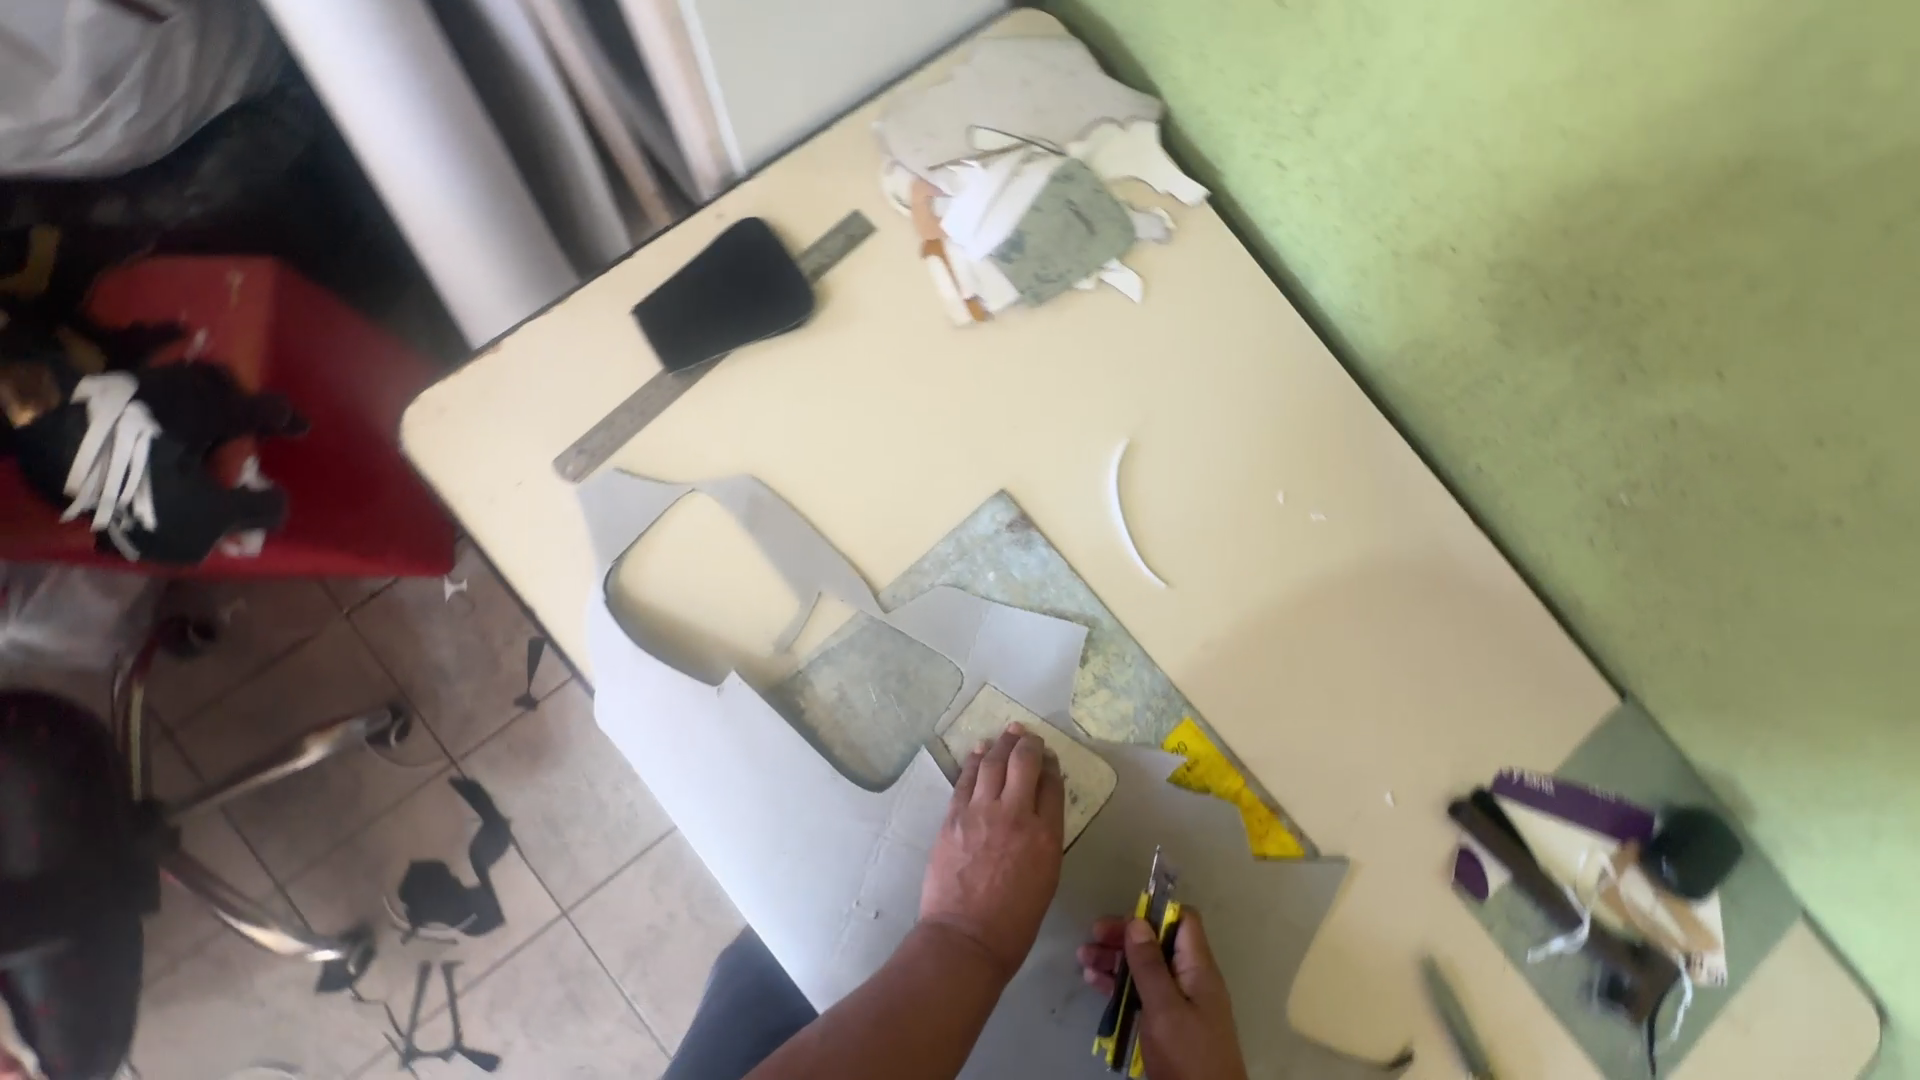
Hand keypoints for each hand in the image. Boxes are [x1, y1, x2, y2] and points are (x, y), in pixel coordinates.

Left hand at [918, 722, 1064, 981]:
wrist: (966, 938)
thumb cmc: (1014, 922)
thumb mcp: (1046, 879)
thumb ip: (1044, 840)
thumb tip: (1036, 815)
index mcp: (1046, 836)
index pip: (1052, 786)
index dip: (1051, 767)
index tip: (1049, 759)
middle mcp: (1016, 815)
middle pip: (1024, 763)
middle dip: (1029, 744)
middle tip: (1028, 735)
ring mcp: (981, 812)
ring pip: (994, 763)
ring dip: (1002, 744)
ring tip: (1008, 732)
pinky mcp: (954, 816)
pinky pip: (967, 779)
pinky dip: (975, 761)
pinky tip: (979, 751)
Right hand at [1077, 909, 1248, 1079]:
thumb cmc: (1188, 1056)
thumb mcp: (1165, 1009)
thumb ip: (1150, 965)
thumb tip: (1138, 920)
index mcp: (1198, 970)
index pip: (1183, 922)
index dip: (1155, 913)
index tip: (1124, 917)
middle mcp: (1189, 981)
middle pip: (1157, 944)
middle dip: (1124, 937)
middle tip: (1092, 937)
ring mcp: (1178, 1004)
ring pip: (1144, 969)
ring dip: (1114, 960)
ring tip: (1083, 959)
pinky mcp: (1165, 1026)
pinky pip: (1140, 994)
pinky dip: (1117, 985)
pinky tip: (1093, 982)